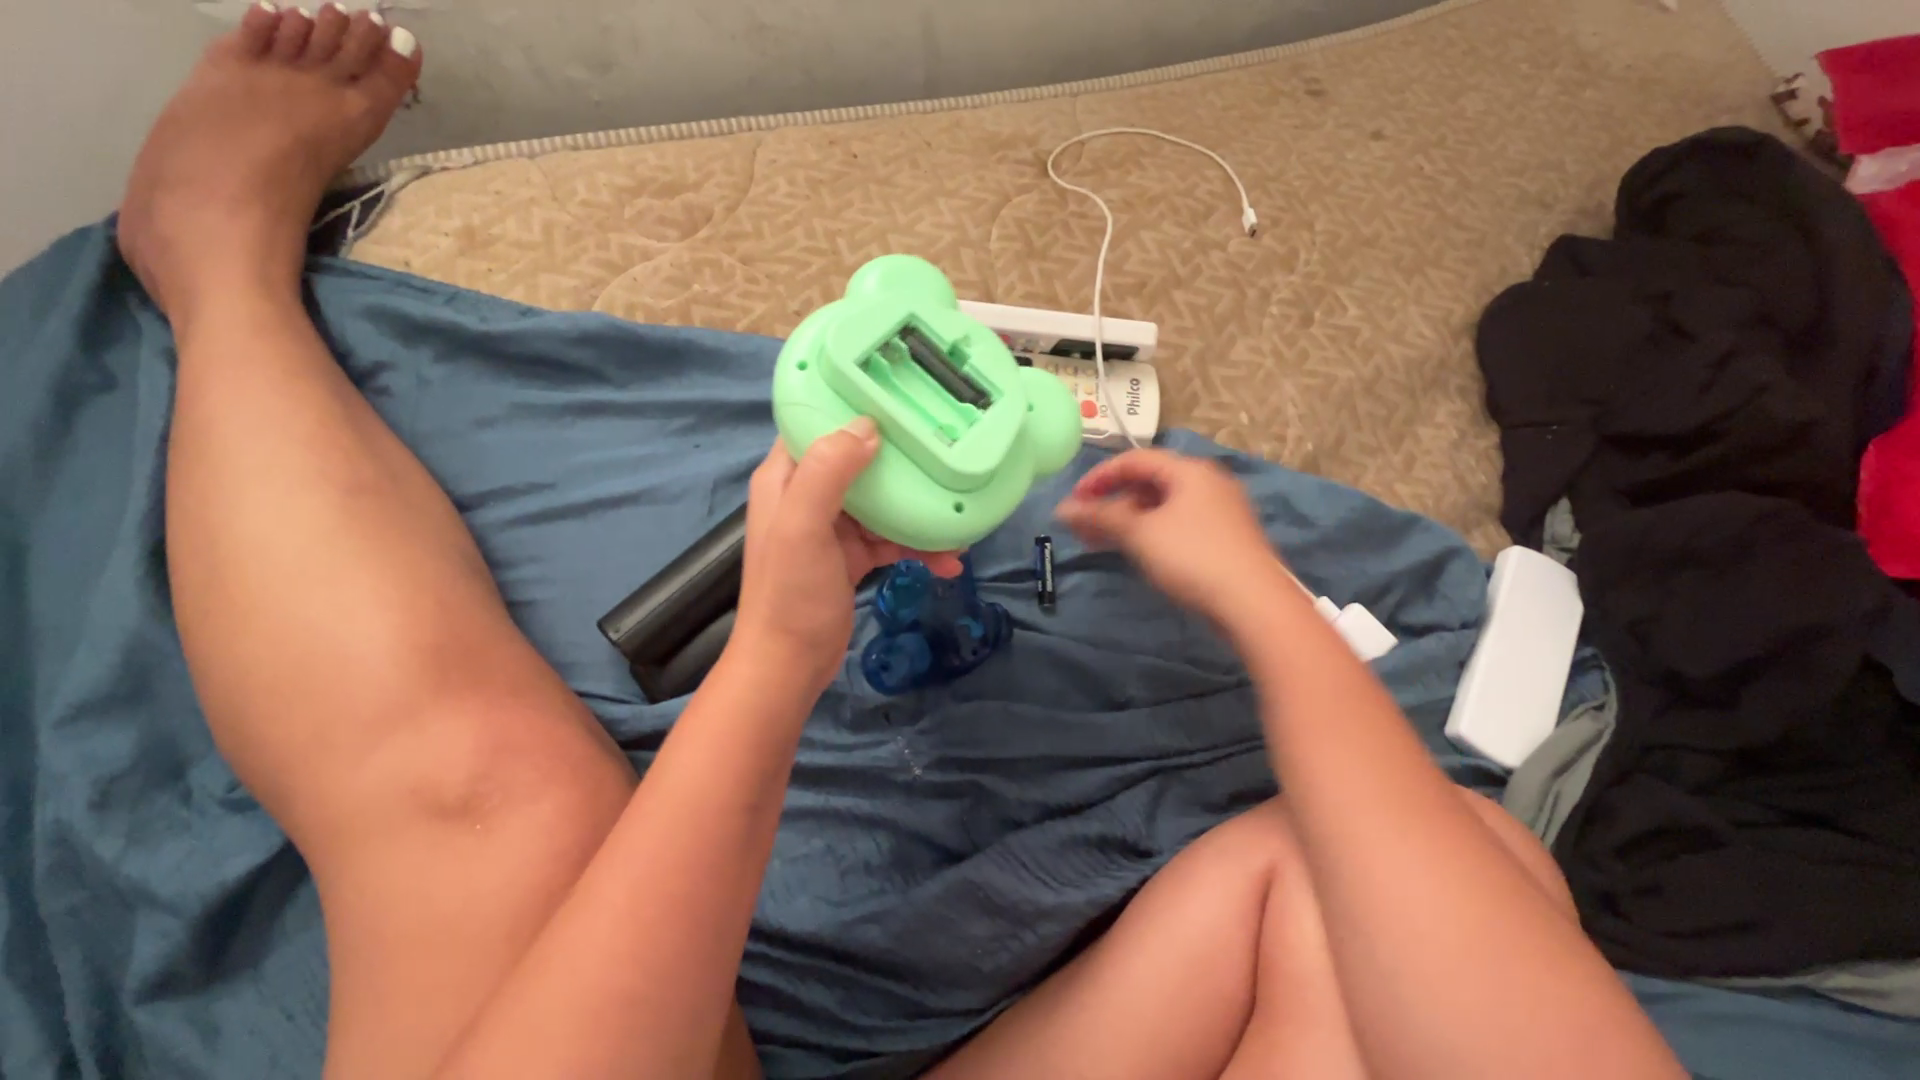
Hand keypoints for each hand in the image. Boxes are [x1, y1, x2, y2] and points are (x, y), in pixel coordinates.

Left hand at [733, 419, 962, 695]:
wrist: (789, 665)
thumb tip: (870, 427)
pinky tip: (948, 560)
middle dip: (901, 456)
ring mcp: (833, 527)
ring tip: (959, 515)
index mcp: (787, 476)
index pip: (818, 423)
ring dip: (918, 507)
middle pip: (859, 459)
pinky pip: (892, 538)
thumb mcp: (803, 527)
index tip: (900, 394)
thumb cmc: (790, 594)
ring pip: (883, 500)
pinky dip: (918, 545)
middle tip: (945, 447)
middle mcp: (809, 494)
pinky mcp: (852, 556)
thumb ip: (829, 472)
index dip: (854, 405)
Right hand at [1055, 449, 1291, 623]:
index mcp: (1189, 470)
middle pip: (1149, 482)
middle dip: (1112, 502)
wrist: (1254, 604)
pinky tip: (1139, 553)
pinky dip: (1152, 532)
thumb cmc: (1193, 558)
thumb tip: (1062, 509)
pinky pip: (1179, 524)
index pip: (1134, 460)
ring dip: (1129, 520)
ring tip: (1103, 543)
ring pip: (1164, 506)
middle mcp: (1208, 482)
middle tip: (1083, 527)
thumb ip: (1100, 517)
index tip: (1073, 503)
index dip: (1098, 477)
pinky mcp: (1226, 538)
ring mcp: (1220, 511)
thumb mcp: (1140, 534)